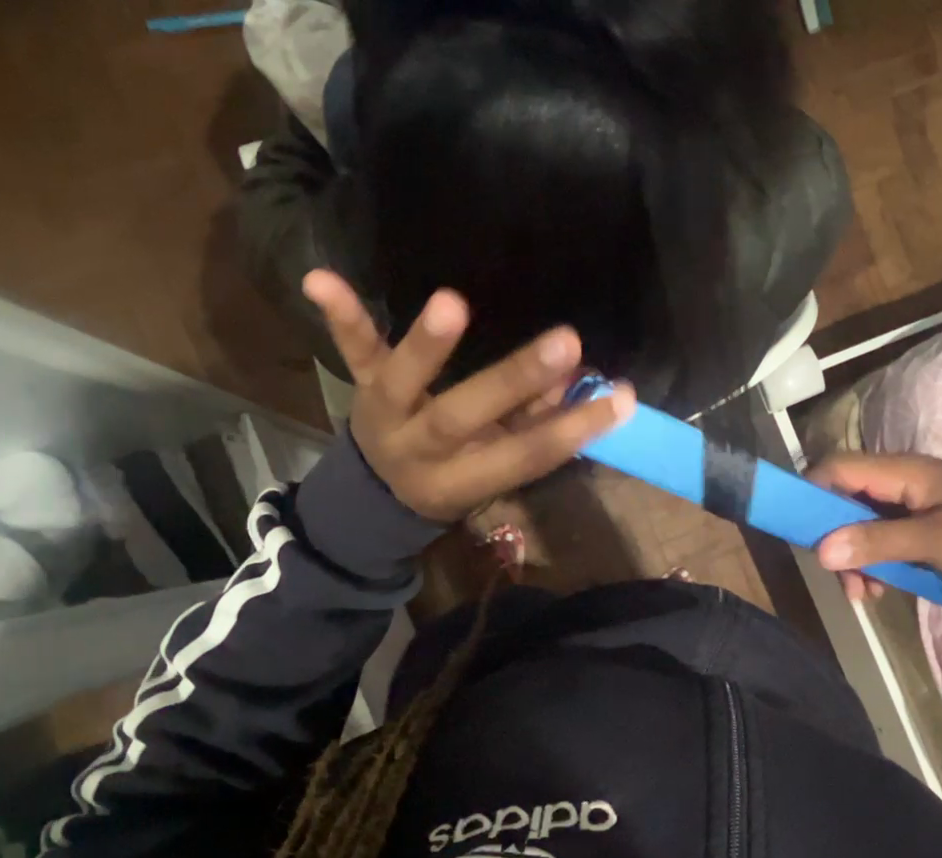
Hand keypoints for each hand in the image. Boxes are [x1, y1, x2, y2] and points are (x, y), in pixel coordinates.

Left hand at [303, 270, 632, 520]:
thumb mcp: (493, 472)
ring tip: (453, 304)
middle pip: (464, 417)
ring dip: (428, 345)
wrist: (378, 494)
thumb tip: (577, 384)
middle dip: (516, 381)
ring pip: (404, 381)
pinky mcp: (363, 384)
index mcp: (460, 480)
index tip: (622, 399)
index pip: (522, 458)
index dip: (573, 431)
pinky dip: (340, 316)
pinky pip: (354, 351)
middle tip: (567, 342)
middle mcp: (419, 449)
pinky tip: (318, 278)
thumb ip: (532, 432)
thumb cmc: (454, 480)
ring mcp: (385, 413)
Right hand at [805, 453, 941, 600]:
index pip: (837, 468)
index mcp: (903, 472)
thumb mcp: (935, 541)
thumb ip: (877, 543)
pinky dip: (871, 563)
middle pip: (842, 499)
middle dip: (833, 539)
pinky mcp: (915, 527)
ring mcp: (907, 505)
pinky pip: (877, 540)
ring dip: (852, 558)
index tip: (801, 533)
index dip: (811, 492)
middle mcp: (899, 482)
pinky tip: (879, 590)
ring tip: (864, 594)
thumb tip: (820, 550)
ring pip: (856, 525)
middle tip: (842, 578)